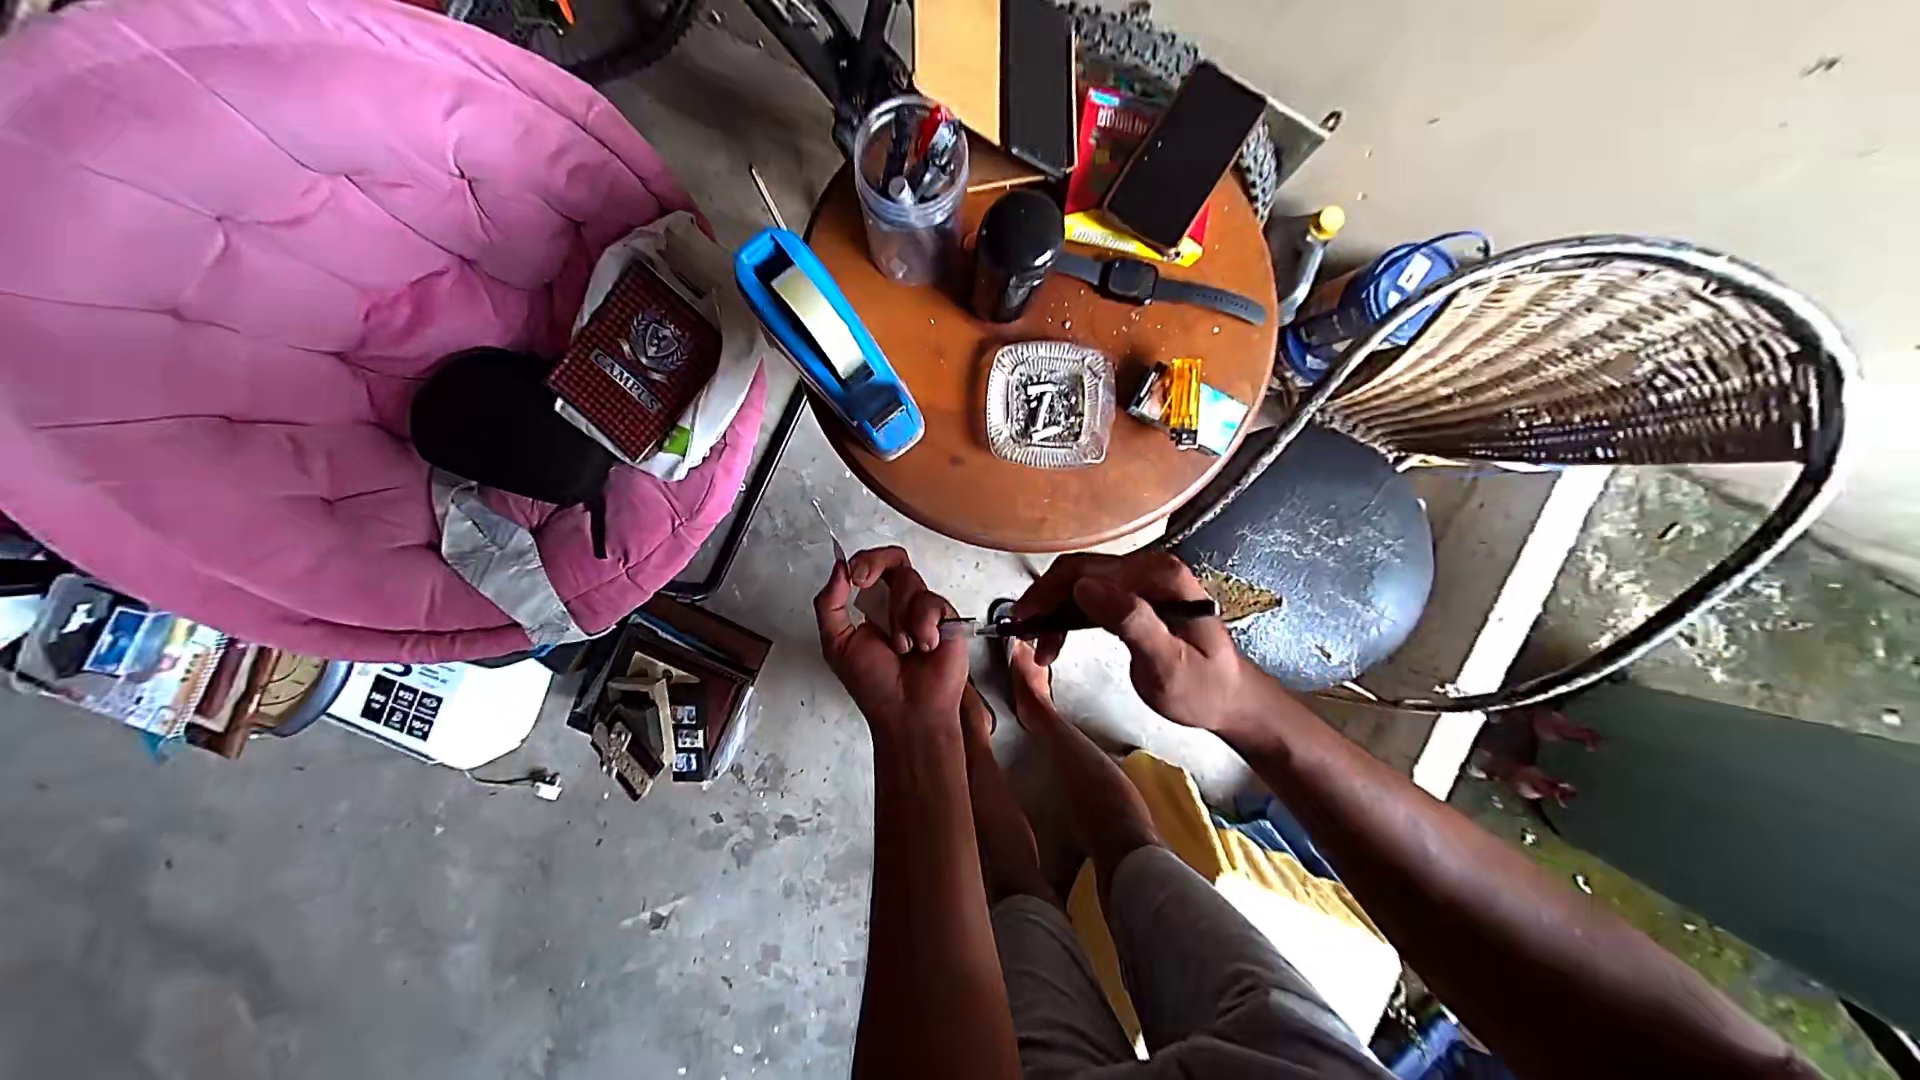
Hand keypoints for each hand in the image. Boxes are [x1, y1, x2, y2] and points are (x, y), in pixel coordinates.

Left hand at [814, 546, 969, 737]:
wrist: (907, 713)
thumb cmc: (875, 687)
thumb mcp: (836, 645)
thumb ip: (829, 604)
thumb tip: (837, 568)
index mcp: (873, 607)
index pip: (871, 566)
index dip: (863, 562)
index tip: (853, 575)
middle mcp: (899, 605)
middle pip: (894, 560)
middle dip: (876, 562)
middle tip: (864, 580)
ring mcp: (924, 611)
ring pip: (909, 581)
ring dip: (897, 614)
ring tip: (901, 646)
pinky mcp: (947, 619)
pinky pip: (933, 602)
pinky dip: (923, 625)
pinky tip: (924, 647)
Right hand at [1012, 551, 1259, 736]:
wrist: (1229, 699)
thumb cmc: (1202, 689)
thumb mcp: (1168, 664)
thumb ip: (1130, 622)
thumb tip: (1085, 588)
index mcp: (1158, 577)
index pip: (1084, 571)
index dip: (1046, 594)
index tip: (1022, 623)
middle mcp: (1150, 568)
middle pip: (1078, 572)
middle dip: (1044, 602)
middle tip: (1022, 634)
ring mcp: (1144, 580)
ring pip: (1080, 583)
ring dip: (1054, 610)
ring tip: (1041, 646)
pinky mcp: (1137, 594)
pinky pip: (1092, 594)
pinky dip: (1068, 614)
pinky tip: (1058, 638)